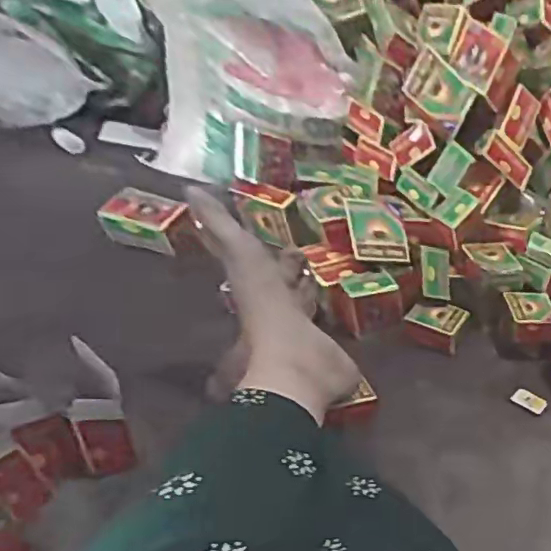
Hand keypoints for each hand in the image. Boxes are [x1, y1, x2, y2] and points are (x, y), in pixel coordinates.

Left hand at [186, 188, 361, 419]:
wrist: (299, 360)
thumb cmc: (267, 307)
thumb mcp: (241, 256)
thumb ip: (222, 226)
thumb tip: (193, 189)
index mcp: (264, 290)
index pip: (272, 270)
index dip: (281, 259)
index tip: (296, 246)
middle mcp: (287, 314)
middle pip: (295, 292)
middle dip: (304, 279)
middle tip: (321, 261)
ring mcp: (314, 337)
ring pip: (316, 313)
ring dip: (324, 300)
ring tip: (340, 283)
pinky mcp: (338, 356)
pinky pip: (341, 337)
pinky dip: (346, 326)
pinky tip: (358, 318)